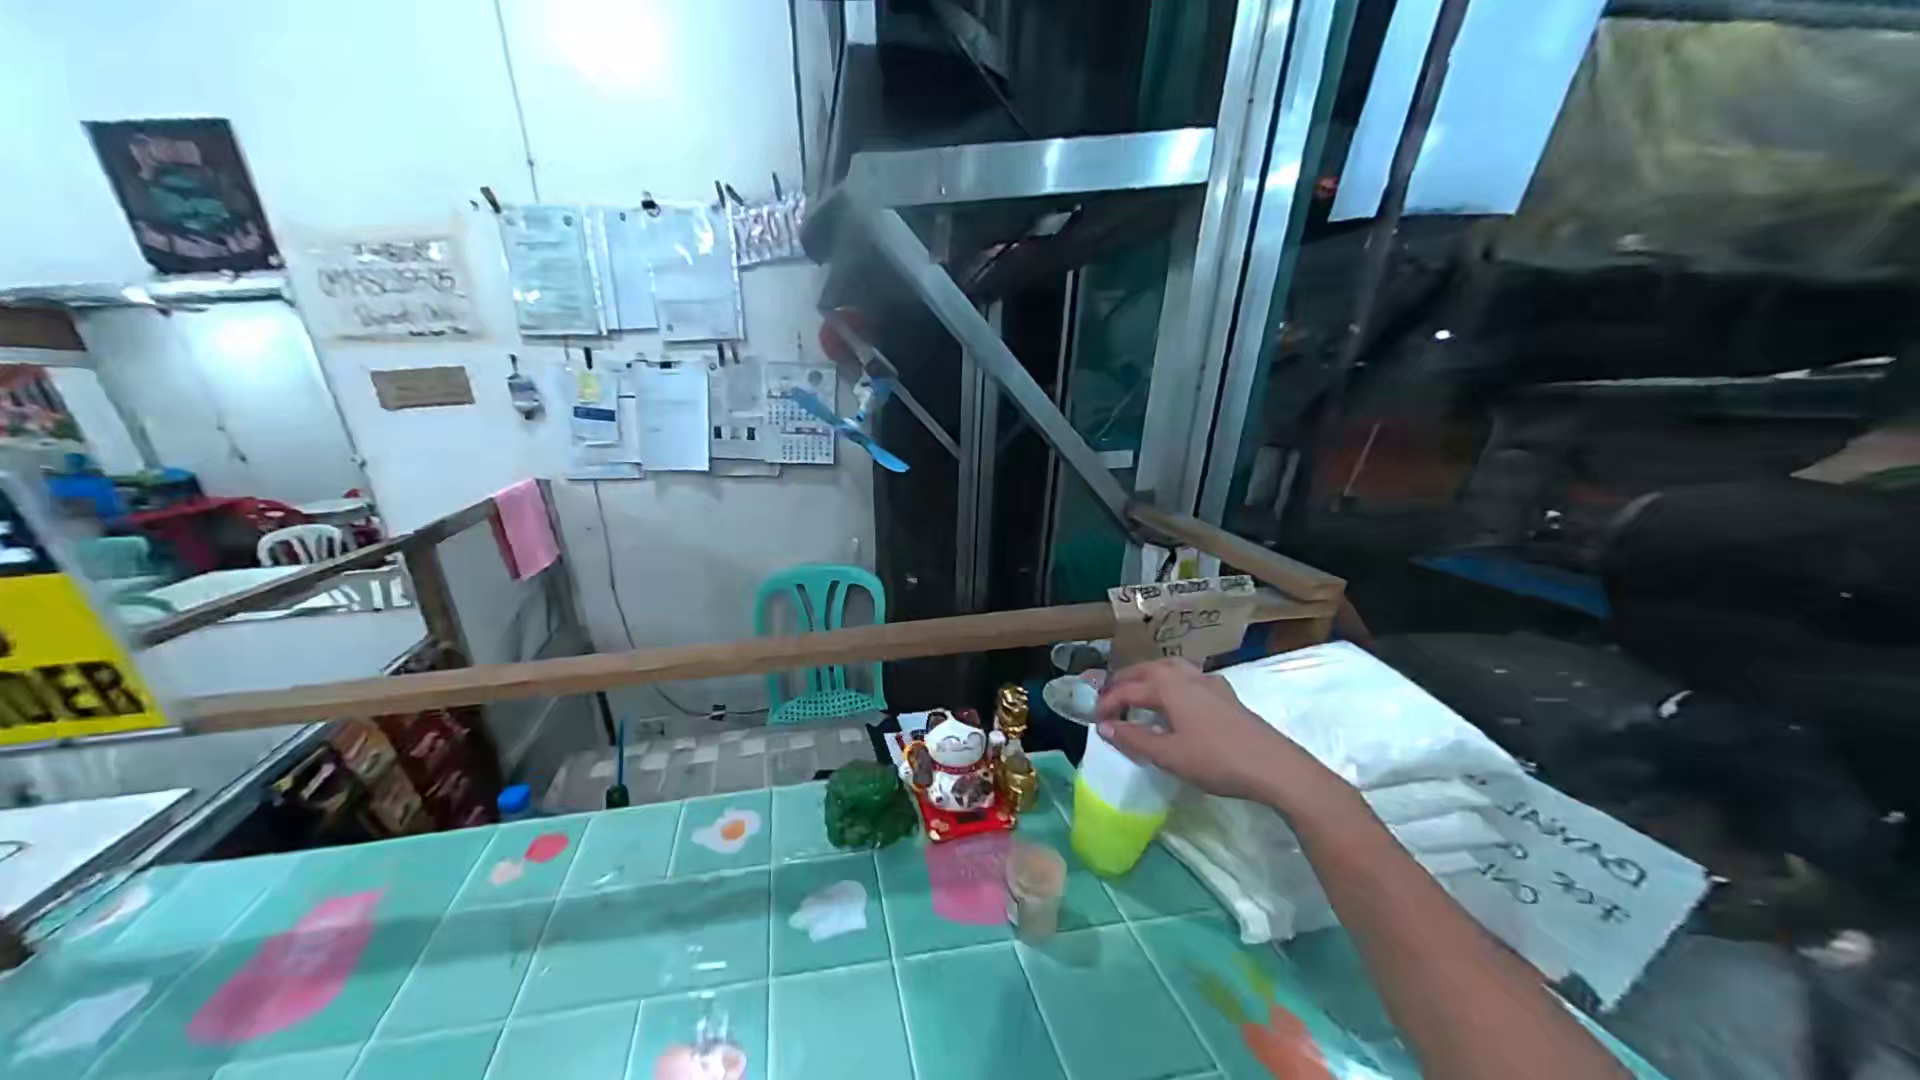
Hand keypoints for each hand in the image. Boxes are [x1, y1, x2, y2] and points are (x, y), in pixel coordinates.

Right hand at [1094, 657, 1325, 803]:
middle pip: (1146, 670)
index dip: (1107, 704)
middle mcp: (1186, 676)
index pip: (1127, 689)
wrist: (1274, 767)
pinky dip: (1170, 682)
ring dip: (1147, 678)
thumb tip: (1104, 727)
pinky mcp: (1225, 694)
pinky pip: (1187, 677)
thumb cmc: (1216, 760)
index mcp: (1168, 686)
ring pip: (1169, 669)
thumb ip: (1133, 739)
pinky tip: (1175, 699)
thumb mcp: (1168, 755)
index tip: (1094, 721)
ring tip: (1136, 693)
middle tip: (1108, 700)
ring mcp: (1209, 682)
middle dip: (1123, 682)